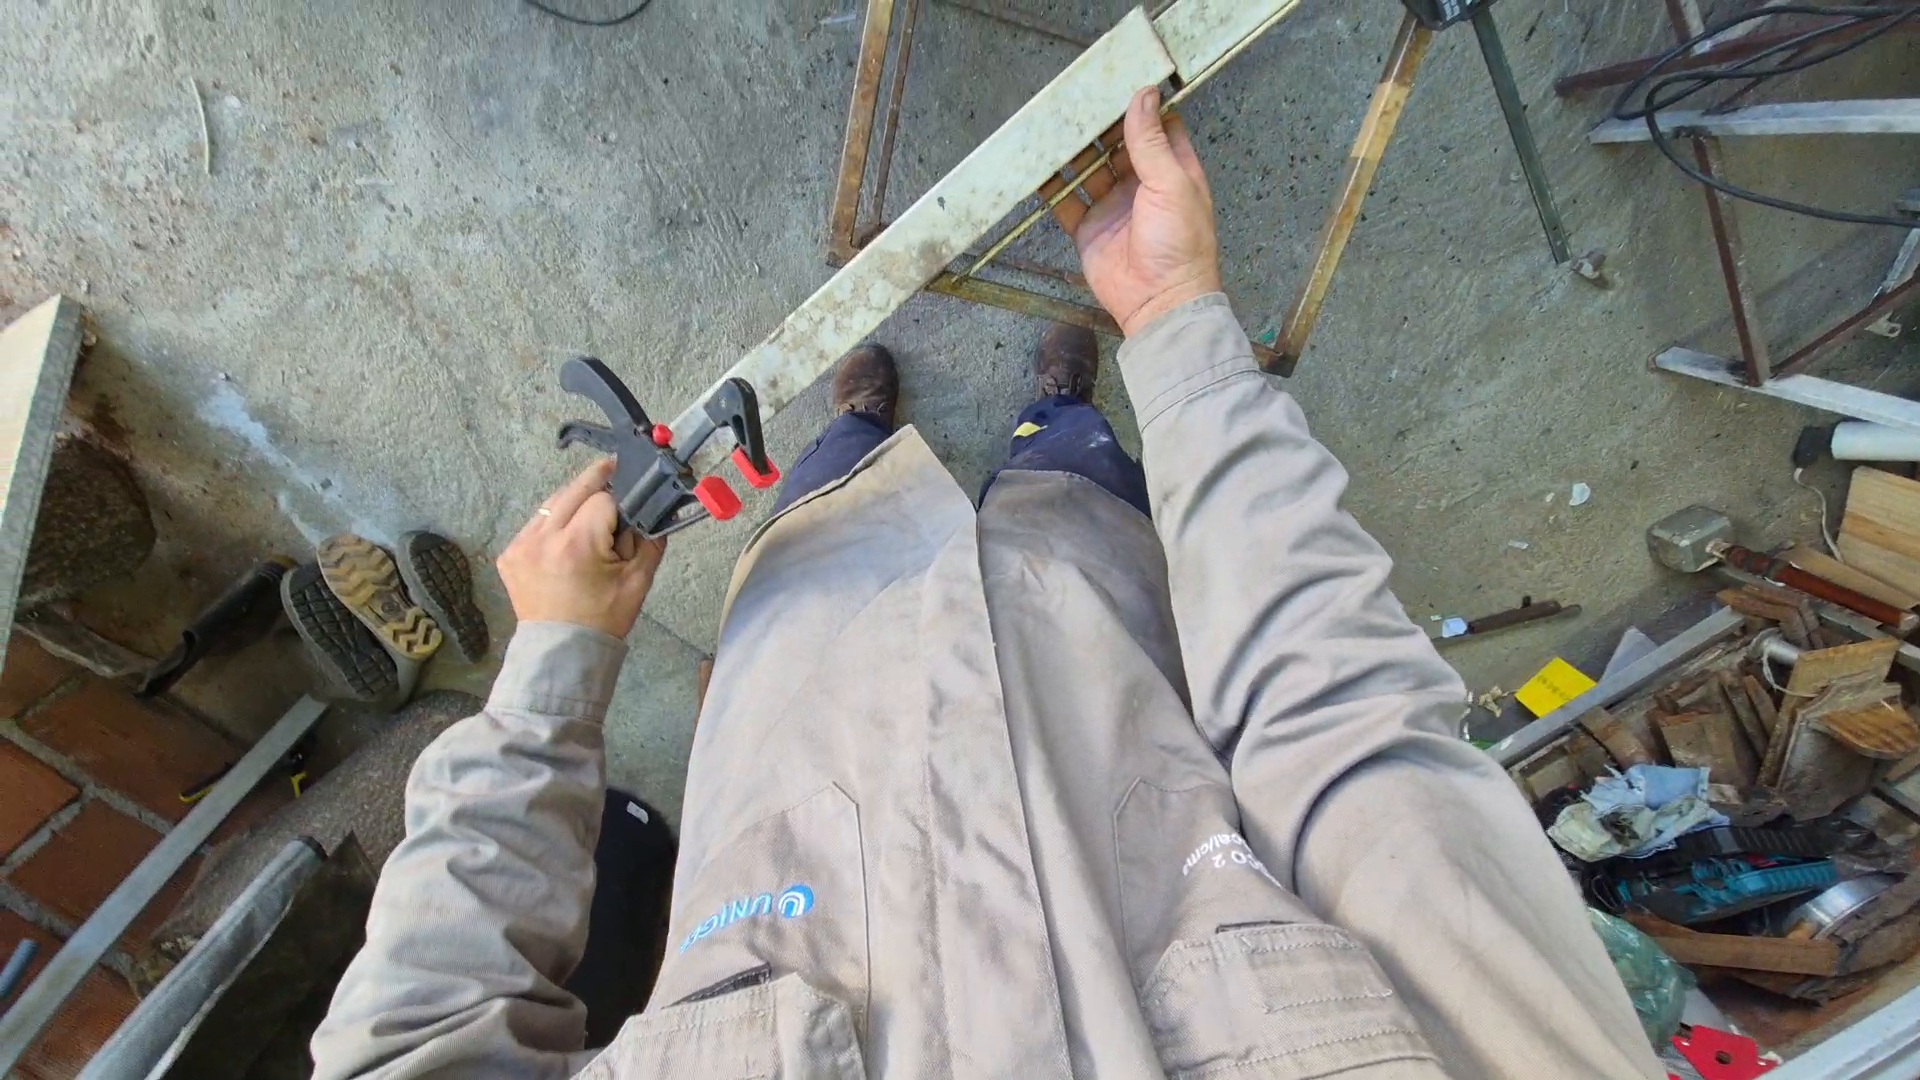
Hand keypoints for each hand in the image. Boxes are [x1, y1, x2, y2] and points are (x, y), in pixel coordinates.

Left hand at [497, 459, 665, 638]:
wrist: (564, 650)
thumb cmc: (606, 616)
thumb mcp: (639, 579)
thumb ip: (650, 539)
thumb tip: (653, 511)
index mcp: (577, 545)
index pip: (603, 499)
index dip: (621, 501)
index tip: (633, 503)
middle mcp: (543, 539)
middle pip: (573, 490)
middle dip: (597, 480)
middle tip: (615, 469)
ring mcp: (520, 546)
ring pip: (552, 502)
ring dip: (575, 499)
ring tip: (595, 506)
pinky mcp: (510, 554)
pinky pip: (537, 522)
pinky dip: (556, 520)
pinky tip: (570, 531)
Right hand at [1054, 86, 1222, 336]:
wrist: (1158, 301)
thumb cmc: (1179, 244)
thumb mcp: (1171, 184)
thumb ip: (1150, 142)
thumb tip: (1142, 96)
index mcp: (1171, 170)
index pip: (1154, 127)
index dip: (1136, 106)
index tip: (1115, 82)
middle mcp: (1140, 186)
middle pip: (1114, 145)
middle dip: (1096, 126)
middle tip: (1074, 101)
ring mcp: (1112, 208)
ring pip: (1087, 171)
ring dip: (1071, 153)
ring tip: (1051, 128)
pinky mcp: (1088, 231)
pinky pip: (1066, 204)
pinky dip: (1052, 188)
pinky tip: (1037, 169)